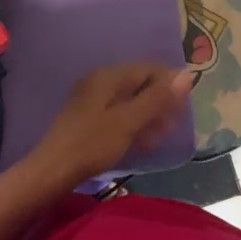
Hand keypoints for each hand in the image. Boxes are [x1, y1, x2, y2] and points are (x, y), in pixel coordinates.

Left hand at [26, 62, 193, 185]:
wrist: (53, 170)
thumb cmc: (92, 144)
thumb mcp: (128, 121)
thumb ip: (157, 98)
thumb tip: (187, 74)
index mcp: (108, 76)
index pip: (148, 69)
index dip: (170, 85)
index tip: (182, 109)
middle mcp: (99, 82)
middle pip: (139, 84)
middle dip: (159, 103)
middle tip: (172, 127)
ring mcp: (91, 100)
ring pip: (129, 101)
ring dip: (148, 117)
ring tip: (159, 138)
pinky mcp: (88, 119)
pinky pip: (118, 114)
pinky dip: (133, 125)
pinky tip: (141, 142)